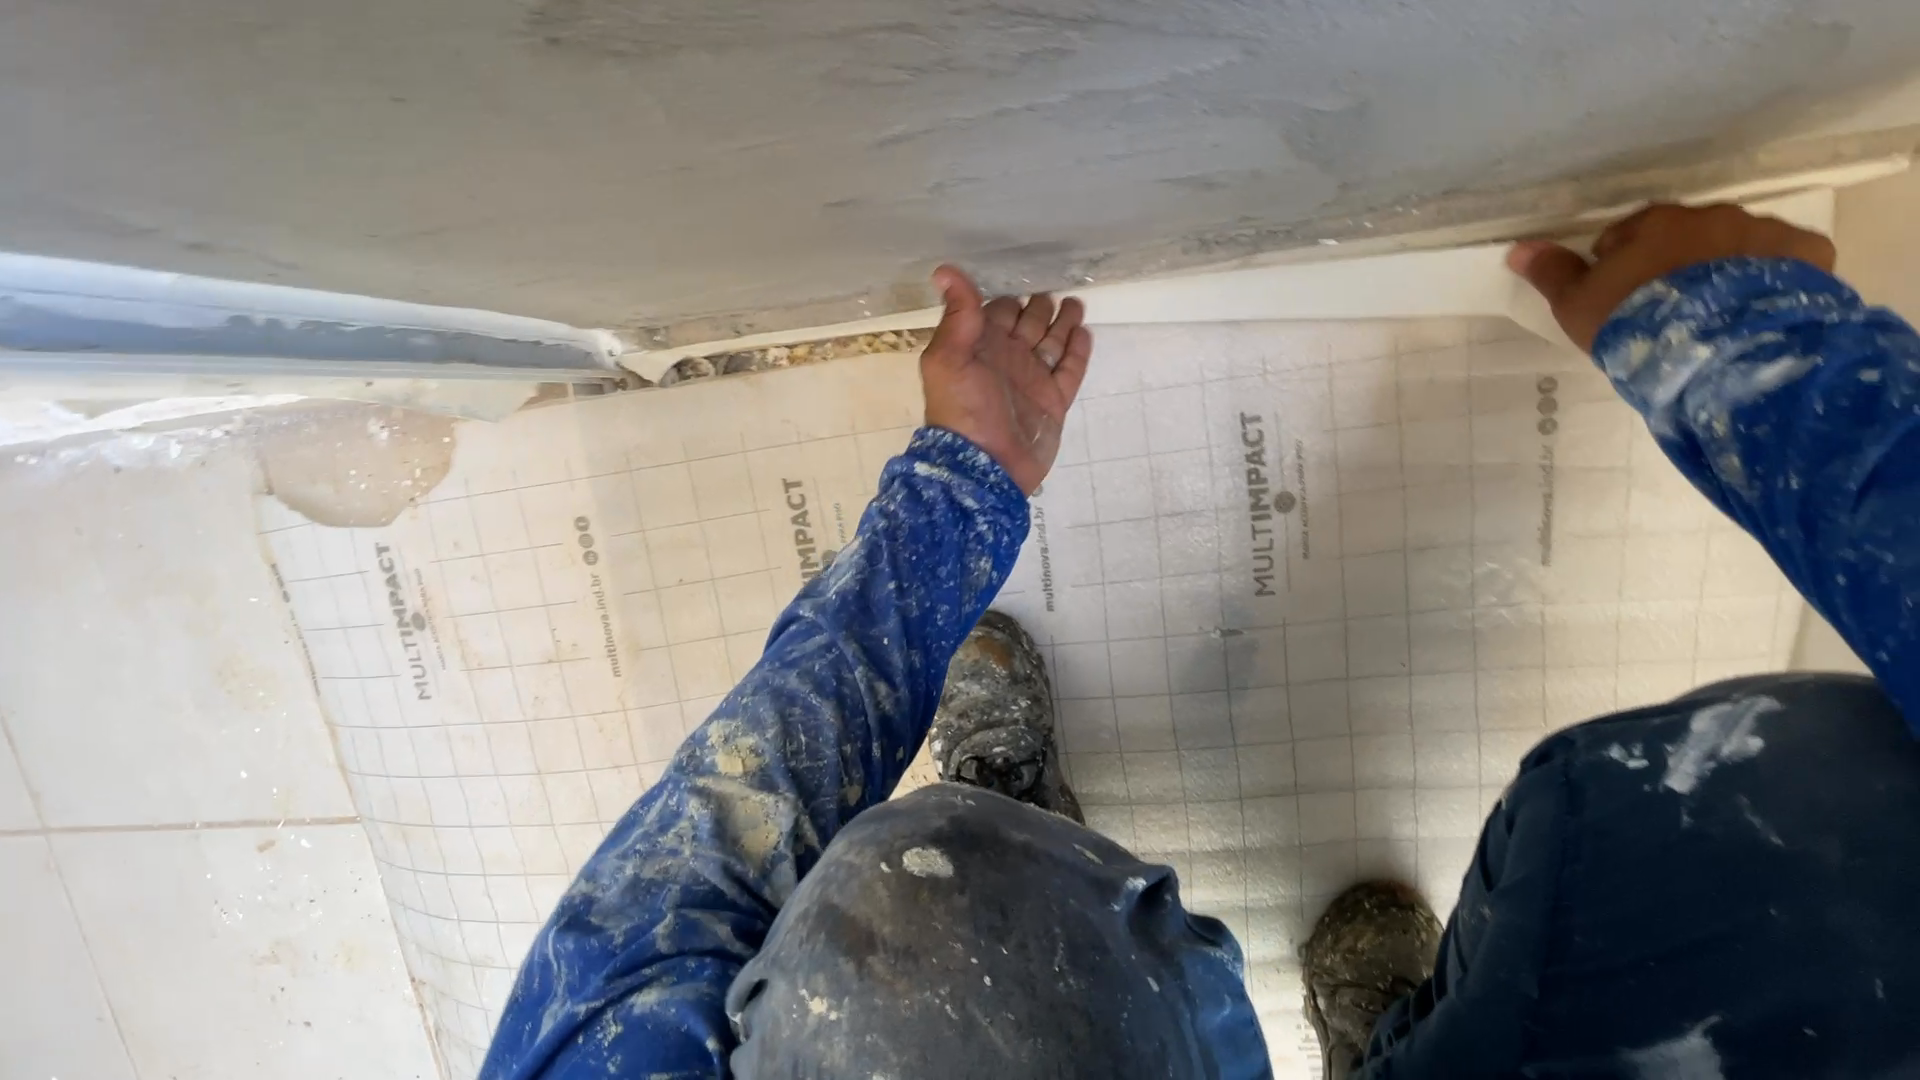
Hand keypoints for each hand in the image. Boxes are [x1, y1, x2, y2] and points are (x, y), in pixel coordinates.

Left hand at [921, 265, 1093, 494]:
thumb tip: (944, 269)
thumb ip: (957, 315)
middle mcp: (1007, 360)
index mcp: (980, 348)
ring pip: (1051, 343)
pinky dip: (1077, 353)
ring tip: (1076, 303)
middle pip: (1029, 323)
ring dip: (1063, 323)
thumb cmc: (962, 410)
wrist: (986, 466)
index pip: (999, 312)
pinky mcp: (1054, 402)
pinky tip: (1085, 334)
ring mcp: (1032, 381)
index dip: (1011, 298)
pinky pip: (1069, 371)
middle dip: (1041, 306)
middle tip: (1056, 291)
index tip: (1026, 275)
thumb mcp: (948, 358)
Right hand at [1508, 203, 1837, 351]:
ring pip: (1732, 246)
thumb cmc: (1633, 318)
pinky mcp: (1806, 253)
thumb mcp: (1575, 303)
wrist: (1714, 343)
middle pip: (1682, 236)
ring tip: (1707, 314)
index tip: (1614, 298)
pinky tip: (1749, 308)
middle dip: (1672, 263)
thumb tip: (1518, 247)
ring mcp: (1762, 231)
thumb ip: (1551, 272)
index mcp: (1653, 222)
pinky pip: (1782, 259)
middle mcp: (1710, 216)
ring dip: (1719, 269)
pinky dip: (1767, 277)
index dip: (1614, 265)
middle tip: (1660, 308)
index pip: (1625, 234)